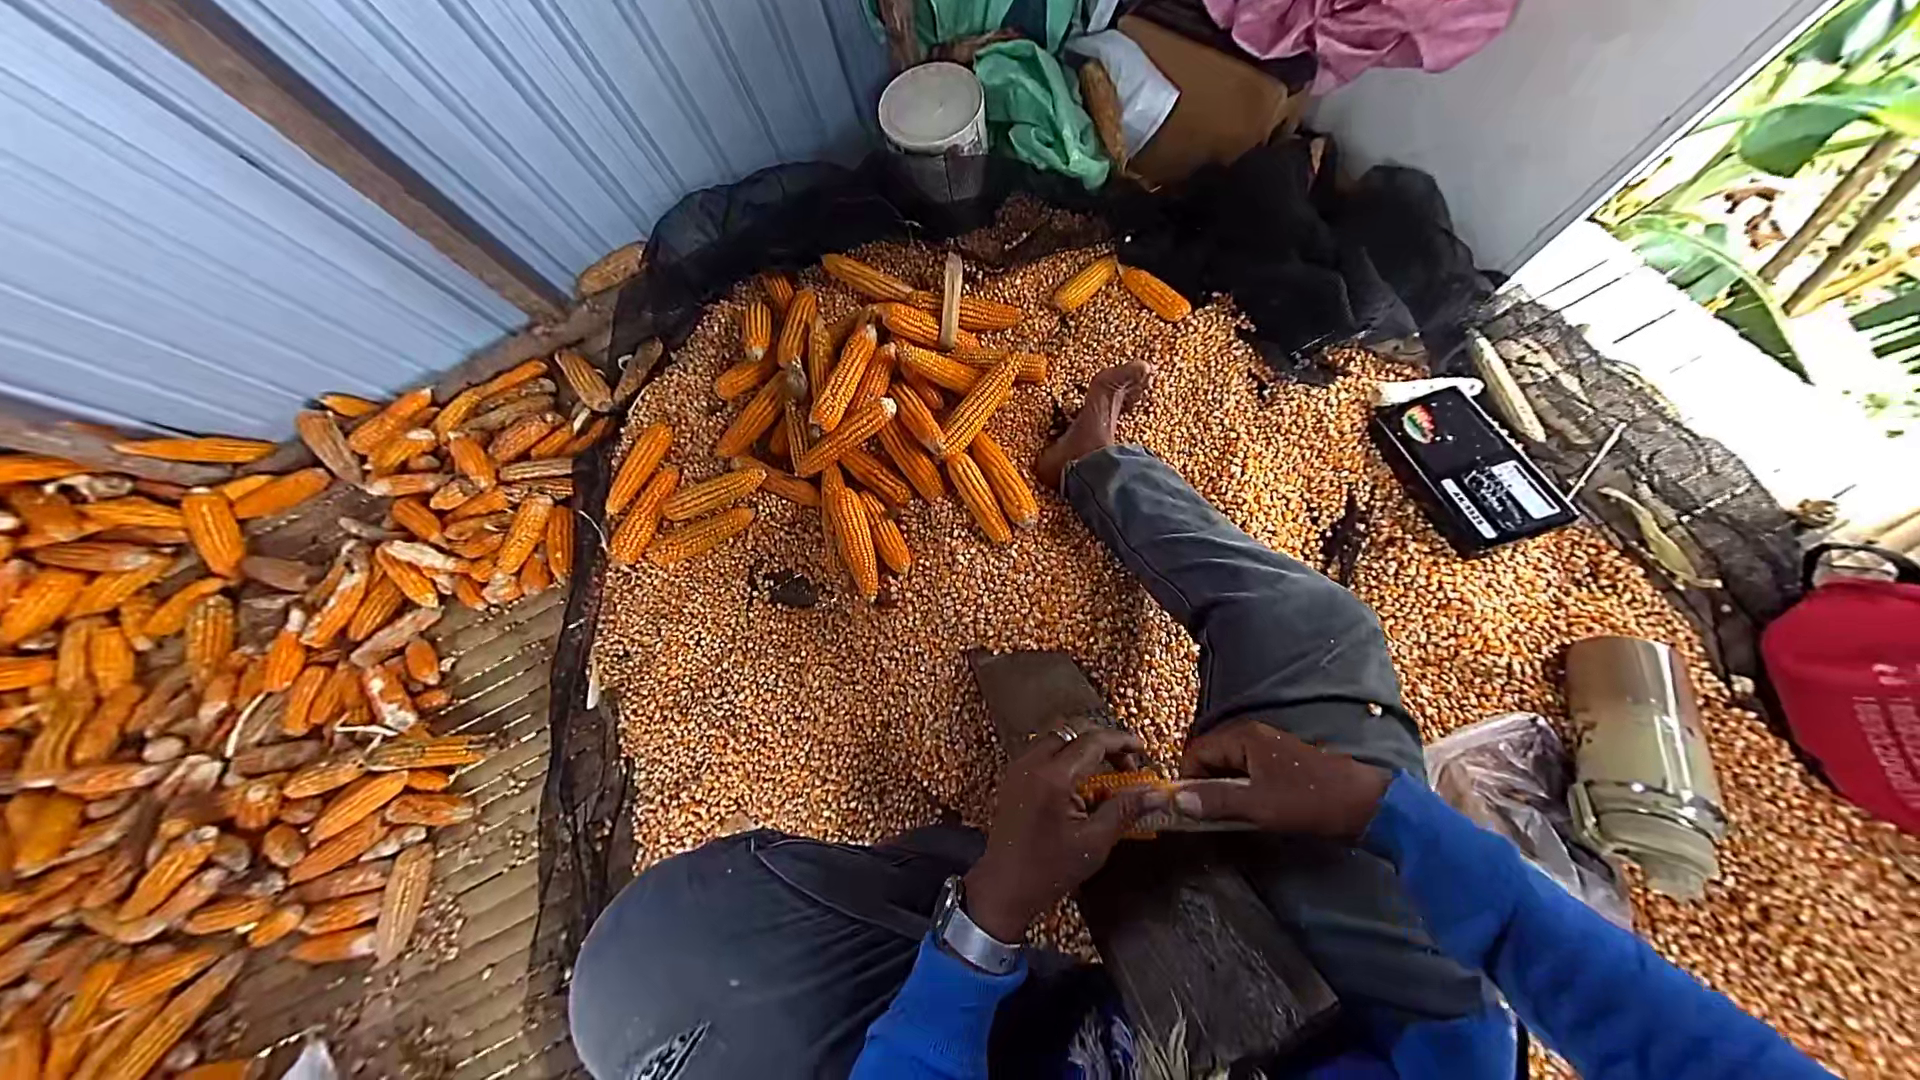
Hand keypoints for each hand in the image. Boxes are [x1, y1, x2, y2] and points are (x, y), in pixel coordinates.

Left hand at [964, 727, 1165, 941]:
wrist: (1004, 887)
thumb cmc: (1050, 869)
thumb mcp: (1095, 841)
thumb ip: (1125, 809)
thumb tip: (1156, 793)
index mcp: (1053, 776)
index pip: (1092, 741)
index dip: (1121, 741)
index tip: (1142, 749)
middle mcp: (1032, 762)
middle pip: (1073, 731)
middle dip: (1103, 741)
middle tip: (1126, 764)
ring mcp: (1018, 767)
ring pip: (1056, 738)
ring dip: (1083, 747)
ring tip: (1106, 772)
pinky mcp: (1013, 776)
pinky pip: (1042, 751)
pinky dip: (1065, 756)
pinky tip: (1080, 783)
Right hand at [1175, 720, 1391, 840]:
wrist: (1369, 805)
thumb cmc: (1311, 801)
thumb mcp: (1260, 806)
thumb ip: (1216, 802)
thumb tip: (1176, 800)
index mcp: (1243, 737)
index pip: (1196, 750)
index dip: (1186, 777)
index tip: (1186, 806)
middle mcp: (1251, 735)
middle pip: (1210, 755)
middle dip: (1203, 782)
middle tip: (1204, 813)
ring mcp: (1267, 747)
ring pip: (1228, 765)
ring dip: (1222, 788)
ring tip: (1224, 814)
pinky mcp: (1279, 762)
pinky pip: (1245, 771)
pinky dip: (1239, 788)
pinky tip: (1247, 809)